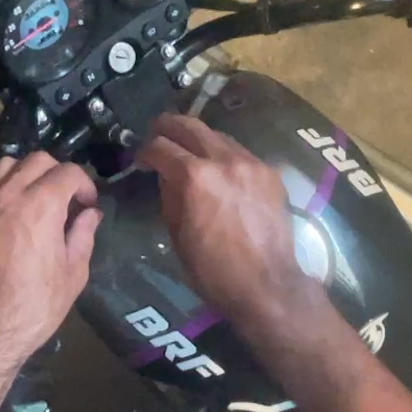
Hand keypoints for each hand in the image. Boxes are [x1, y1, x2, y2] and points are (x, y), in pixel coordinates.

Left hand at [0, 152, 101, 383]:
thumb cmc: (32, 308)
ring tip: (40, 199)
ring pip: (8, 164)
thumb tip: (90, 215)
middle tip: (68, 200)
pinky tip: (16, 212)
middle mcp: (9, 194)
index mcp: (40, 205)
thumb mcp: (72, 275)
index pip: (68, 172)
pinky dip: (6, 185)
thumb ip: (83, 236)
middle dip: (59, 173)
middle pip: (38, 160)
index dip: (85, 184)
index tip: (89, 204)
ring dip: (29, 173)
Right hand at [137, 114, 318, 333]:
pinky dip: (223, 155)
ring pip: (217, 135)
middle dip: (168, 127)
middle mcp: (223, 160)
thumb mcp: (177, 233)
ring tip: (189, 150)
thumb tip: (166, 175)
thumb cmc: (213, 269)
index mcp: (194, 177)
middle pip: (189, 126)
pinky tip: (219, 169)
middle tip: (157, 132)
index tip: (142, 160)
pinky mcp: (269, 173)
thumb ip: (169, 195)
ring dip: (198, 139)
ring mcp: (250, 163)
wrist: (267, 285)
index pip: (160, 147)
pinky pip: (240, 153)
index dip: (145, 151)